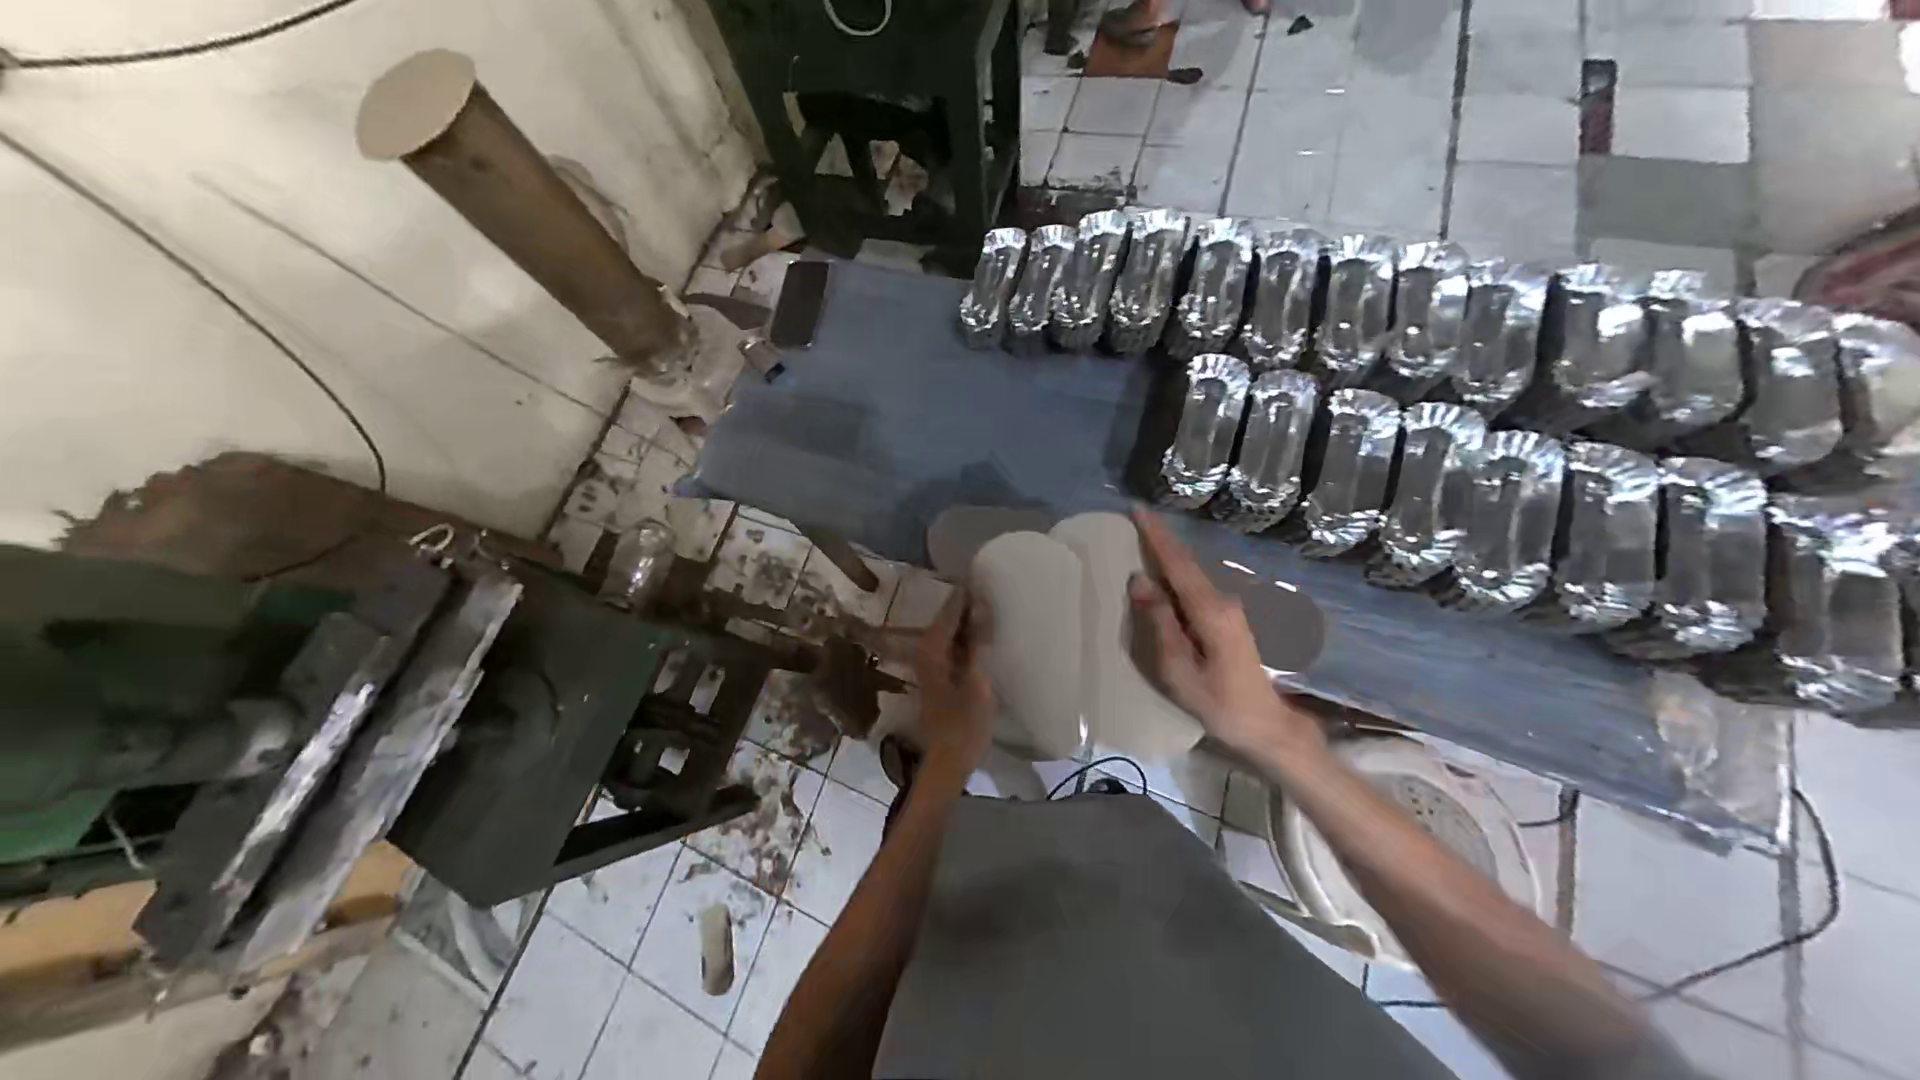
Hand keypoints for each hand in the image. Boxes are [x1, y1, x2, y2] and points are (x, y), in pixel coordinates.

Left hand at [913, 587, 995, 772]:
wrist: (949, 760)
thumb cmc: (964, 724)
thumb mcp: (977, 682)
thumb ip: (977, 643)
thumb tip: (980, 607)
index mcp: (933, 649)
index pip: (951, 609)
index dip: (967, 592)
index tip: (981, 572)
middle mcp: (927, 650)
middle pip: (949, 618)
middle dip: (968, 602)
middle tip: (992, 583)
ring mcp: (933, 663)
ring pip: (952, 631)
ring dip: (970, 619)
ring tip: (993, 602)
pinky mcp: (942, 674)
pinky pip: (956, 644)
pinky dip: (969, 636)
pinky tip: (986, 633)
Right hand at [1127, 508, 1325, 761]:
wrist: (1267, 725)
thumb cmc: (1219, 704)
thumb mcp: (1178, 670)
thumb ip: (1159, 623)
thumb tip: (1140, 580)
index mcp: (1212, 612)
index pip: (1178, 564)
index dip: (1157, 536)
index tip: (1138, 509)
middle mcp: (1226, 600)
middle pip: (1187, 563)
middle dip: (1161, 540)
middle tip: (1135, 520)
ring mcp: (1233, 608)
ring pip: (1194, 574)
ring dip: (1170, 556)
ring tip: (1144, 540)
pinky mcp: (1233, 618)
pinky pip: (1199, 587)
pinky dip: (1179, 575)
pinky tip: (1165, 575)